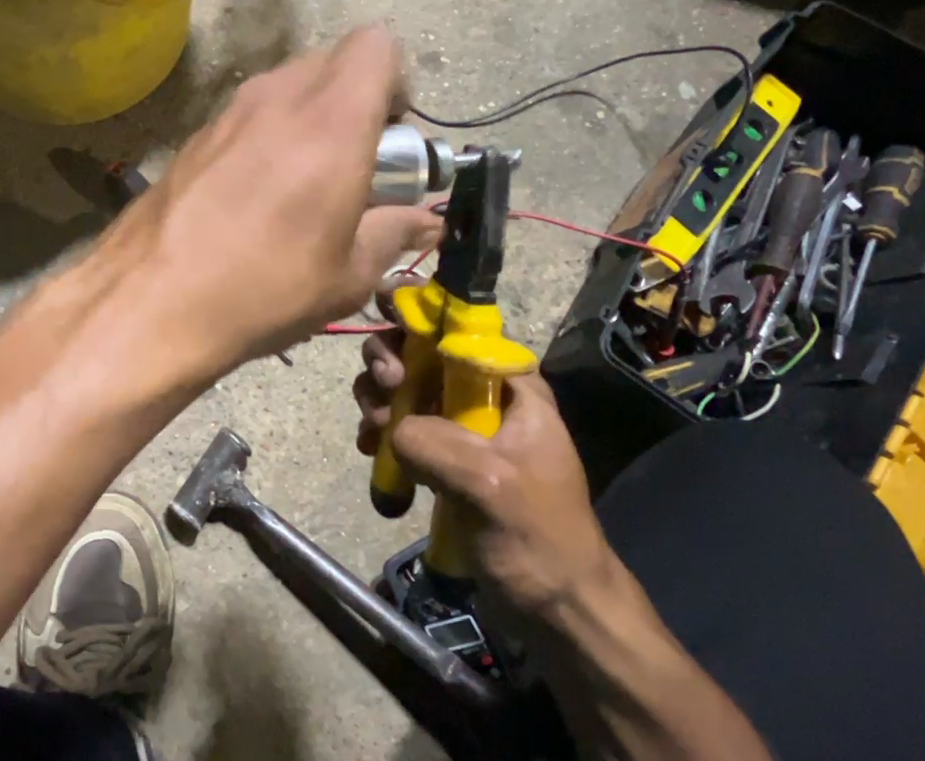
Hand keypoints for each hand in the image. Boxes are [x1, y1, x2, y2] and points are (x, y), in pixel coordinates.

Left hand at [92, 25, 438, 378]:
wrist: (149, 302)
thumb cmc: (265, 289)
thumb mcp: (347, 275)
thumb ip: (393, 234)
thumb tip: (424, 223)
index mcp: (331, 120)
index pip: (377, 44)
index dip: (395, 81)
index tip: (391, 138)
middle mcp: (276, 99)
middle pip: (330, 63)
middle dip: (353, 102)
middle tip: (355, 167)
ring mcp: (225, 114)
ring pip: (284, 89)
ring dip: (306, 121)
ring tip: (301, 187)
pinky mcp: (191, 138)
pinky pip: (244, 118)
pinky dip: (263, 139)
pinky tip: (251, 200)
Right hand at [354, 333, 614, 616]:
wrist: (555, 607)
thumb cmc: (537, 538)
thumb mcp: (488, 484)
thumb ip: (433, 442)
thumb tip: (388, 428)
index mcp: (511, 386)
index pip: (460, 328)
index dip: (418, 316)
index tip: (384, 327)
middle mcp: (485, 397)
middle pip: (423, 353)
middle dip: (390, 363)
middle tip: (381, 392)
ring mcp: (463, 429)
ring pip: (406, 389)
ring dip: (378, 400)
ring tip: (370, 431)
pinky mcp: (445, 459)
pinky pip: (402, 428)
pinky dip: (380, 432)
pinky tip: (369, 451)